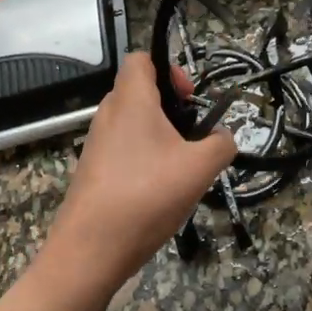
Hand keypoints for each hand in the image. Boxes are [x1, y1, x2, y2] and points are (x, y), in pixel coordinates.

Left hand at [32, 52, 236, 310]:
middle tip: (192, 134)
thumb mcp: (200, 168)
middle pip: (140, 92)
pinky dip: (143, 161)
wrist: (89, 252)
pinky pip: (123, 151)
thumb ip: (221, 144)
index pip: (141, 58)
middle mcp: (108, 115)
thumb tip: (223, 137)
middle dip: (170, 107)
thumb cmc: (146, 196)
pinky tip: (160, 192)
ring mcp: (96, 145)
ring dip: (159, 137)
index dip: (169, 69)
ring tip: (181, 168)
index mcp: (130, 100)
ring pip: (133, 124)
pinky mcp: (92, 173)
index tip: (189, 97)